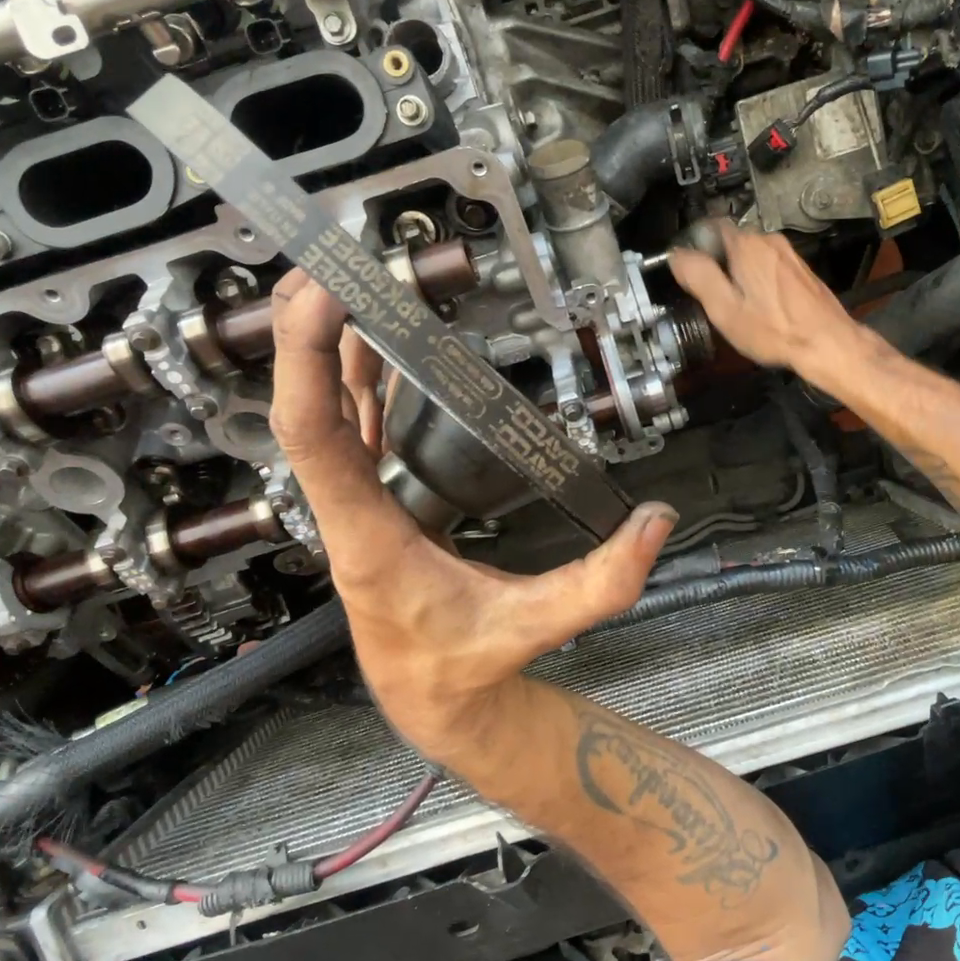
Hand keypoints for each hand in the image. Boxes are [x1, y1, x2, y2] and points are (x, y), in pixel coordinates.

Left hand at [268, 269, 679, 737]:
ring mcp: (354, 506)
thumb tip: (656, 521)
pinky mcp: (373, 502)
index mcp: (370, 538)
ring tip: (342, 285)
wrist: (433, 696)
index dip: (309, 360)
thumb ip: (605, 581)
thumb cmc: (469, 662)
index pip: (316, 437)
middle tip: (330, 264)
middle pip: (303, 409)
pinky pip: (351, 429)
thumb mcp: (541, 624)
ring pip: (322, 413)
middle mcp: (347, 515)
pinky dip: (352, 380)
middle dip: (304, 333)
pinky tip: (369, 347)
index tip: (328, 296)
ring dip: (323, 349)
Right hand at [669, 220, 859, 369]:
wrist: (826, 342)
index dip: (695, 244)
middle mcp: (768, 240)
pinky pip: (769, 265)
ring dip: (739, 272)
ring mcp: (788, 253)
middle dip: (719, 262)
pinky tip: (761, 305)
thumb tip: (678, 256)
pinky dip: (759, 279)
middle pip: (732, 241)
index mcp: (746, 245)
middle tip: (712, 294)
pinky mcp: (800, 269)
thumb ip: (699, 277)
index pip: (710, 226)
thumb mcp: (725, 309)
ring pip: (752, 254)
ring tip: (737, 303)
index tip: (690, 266)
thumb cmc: (775, 330)